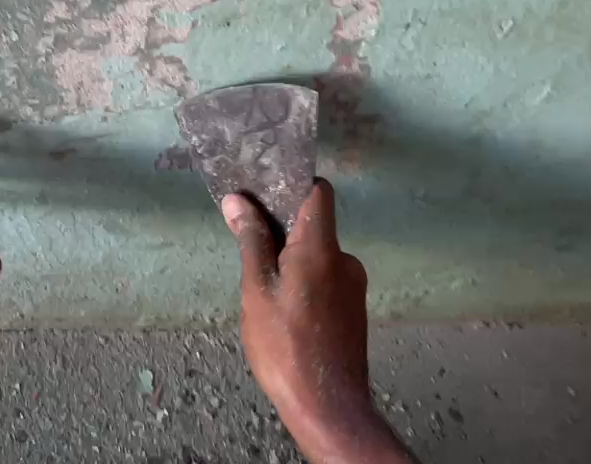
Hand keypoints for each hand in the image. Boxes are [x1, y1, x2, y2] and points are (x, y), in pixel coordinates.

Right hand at [223, 179, 414, 463]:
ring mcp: (353, 287)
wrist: (329, 411)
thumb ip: (251, 241)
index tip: (262, 184)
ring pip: (316, 254)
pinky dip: (303, 279)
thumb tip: (237, 199)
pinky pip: (324, 276)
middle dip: (281, 227)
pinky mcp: (353, 310)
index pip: (318, 191)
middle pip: (313, 223)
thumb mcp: (257, 290)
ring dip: (290, 258)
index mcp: (321, 248)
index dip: (292, 180)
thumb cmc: (285, 346)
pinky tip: (283, 307)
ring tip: (261, 284)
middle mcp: (344, 260)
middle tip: (248, 244)